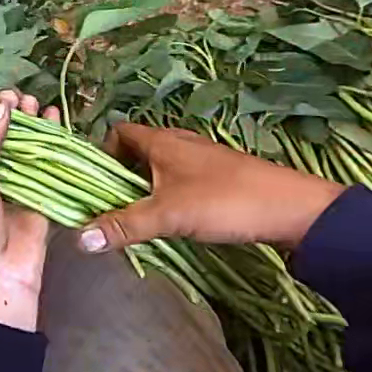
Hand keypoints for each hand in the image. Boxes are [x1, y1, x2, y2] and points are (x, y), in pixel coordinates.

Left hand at [0, 91, 56, 331]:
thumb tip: (0, 104)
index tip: (5, 96)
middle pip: (2, 144)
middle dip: (14, 120)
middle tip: (26, 98)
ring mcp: (13, 194)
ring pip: (26, 155)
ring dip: (34, 132)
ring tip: (41, 106)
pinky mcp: (39, 205)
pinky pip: (48, 174)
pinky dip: (54, 153)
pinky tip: (59, 129)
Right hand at [78, 123, 344, 253]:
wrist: (293, 209)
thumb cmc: (224, 201)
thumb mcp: (168, 215)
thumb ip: (123, 227)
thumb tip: (78, 239)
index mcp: (160, 140)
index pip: (118, 132)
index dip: (102, 153)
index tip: (96, 183)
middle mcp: (178, 141)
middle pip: (136, 150)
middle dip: (120, 176)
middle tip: (112, 206)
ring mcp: (201, 157)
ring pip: (159, 165)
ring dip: (145, 187)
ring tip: (139, 217)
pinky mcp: (219, 175)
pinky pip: (180, 177)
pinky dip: (168, 193)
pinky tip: (174, 220)